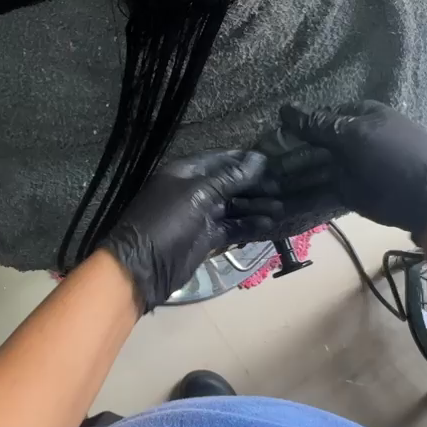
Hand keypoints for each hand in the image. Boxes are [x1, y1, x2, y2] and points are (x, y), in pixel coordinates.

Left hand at [99, 151, 278, 311]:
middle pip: (230, 183)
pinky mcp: (206, 237)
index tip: (272, 161)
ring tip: (280, 207)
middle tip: (283, 186)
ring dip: (255, 206)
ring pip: (233, 206)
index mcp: (186, 172)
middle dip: (255, 185)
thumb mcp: (198, 194)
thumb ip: (229, 178)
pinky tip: (268, 225)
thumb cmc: (166, 222)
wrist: (143, 267)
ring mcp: (200, 215)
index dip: (245, 160)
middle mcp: (194, 190)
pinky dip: (248, 226)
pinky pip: (231, 227)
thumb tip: (258, 160)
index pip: (221, 159)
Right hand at [276, 101, 426, 239]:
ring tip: (264, 186)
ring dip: (291, 176)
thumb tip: (285, 110)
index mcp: (360, 116)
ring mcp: (351, 168)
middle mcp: (353, 141)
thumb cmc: (395, 157)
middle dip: (289, 153)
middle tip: (261, 166)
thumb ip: (319, 125)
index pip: (320, 117)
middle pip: (315, 144)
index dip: (296, 126)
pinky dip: (301, 196)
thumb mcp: (356, 135)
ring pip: (314, 169)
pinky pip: (320, 192)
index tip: (270, 137)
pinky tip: (279, 202)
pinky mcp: (349, 193)